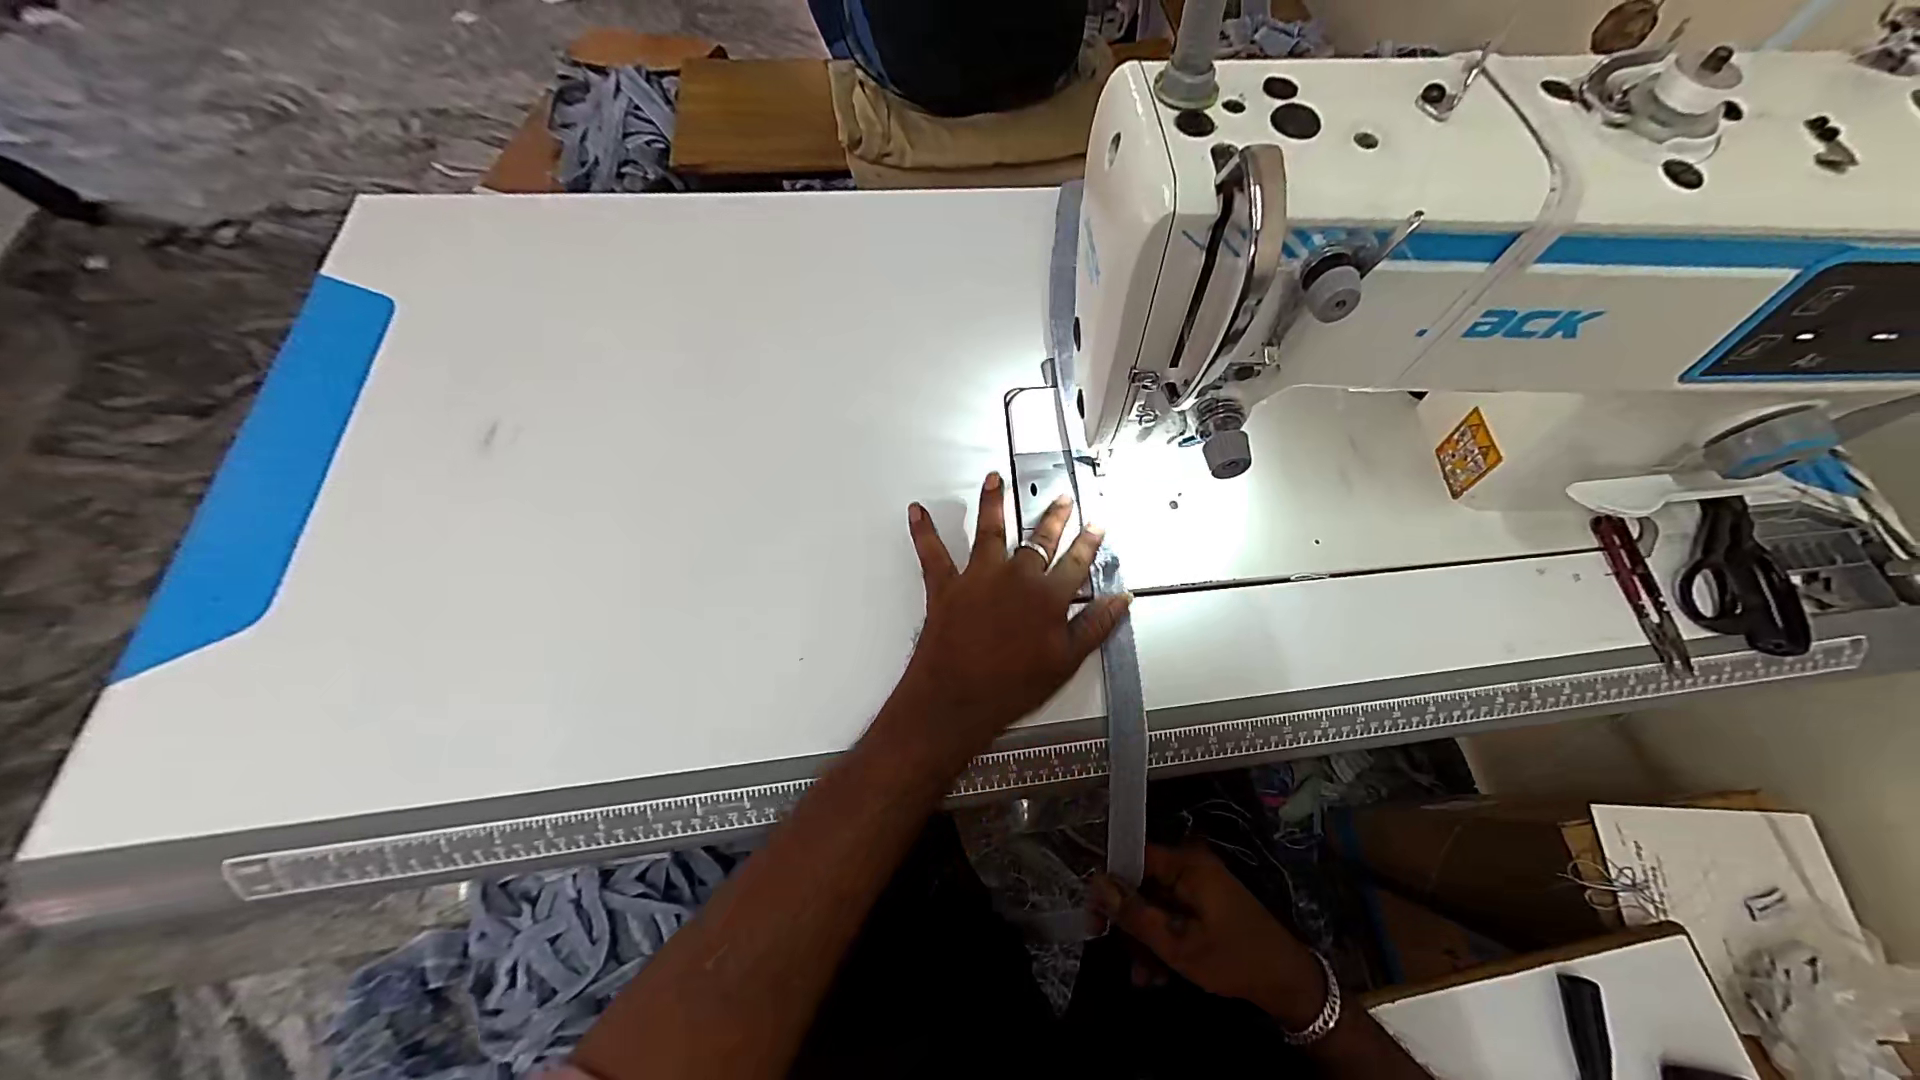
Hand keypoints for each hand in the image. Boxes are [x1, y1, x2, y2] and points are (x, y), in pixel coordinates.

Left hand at [887, 471, 1130, 765]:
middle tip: (1061, 499)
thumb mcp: (1065, 661)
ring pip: (989, 531)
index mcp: (1046, 597)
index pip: (1076, 562)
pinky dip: (922, 532)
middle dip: (1053, 517)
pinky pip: (932, 553)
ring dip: (992, 502)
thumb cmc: (1010, 686)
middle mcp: (1014, 578)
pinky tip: (917, 512)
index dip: (1088, 542)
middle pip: (1039, 539)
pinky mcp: (946, 586)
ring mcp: (978, 578)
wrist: (958, 699)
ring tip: (995, 480)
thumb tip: (1121, 601)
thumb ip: (1095, 626)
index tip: (1096, 526)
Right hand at [1089, 843, 1328, 1027]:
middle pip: (1141, 883)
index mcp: (1186, 863)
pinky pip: (1171, 913)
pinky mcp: (1204, 904)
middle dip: (1128, 920)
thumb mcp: (1178, 945)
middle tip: (1114, 950)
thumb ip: (1135, 913)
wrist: (1290, 984)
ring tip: (1143, 976)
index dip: (1109, 883)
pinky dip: (1162, 939)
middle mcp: (1190, 865)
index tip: (1094, 914)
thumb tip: (1097, 882)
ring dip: (1144, 937)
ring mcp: (1199, 885)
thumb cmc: (1234, 959)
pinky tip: (1157, 972)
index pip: (1132, 856)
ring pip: (1154, 903)